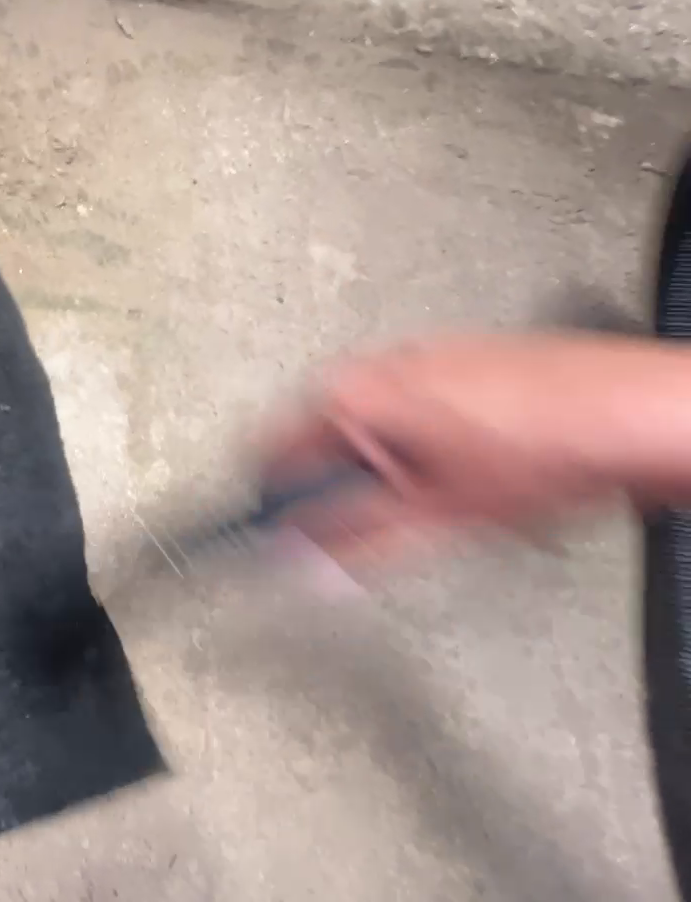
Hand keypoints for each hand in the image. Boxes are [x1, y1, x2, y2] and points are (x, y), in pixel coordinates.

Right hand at [258, 334, 690, 560]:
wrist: (660, 411)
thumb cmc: (559, 447)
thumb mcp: (438, 516)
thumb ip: (353, 543)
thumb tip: (299, 564)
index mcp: (345, 393)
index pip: (270, 454)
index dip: (277, 503)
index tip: (285, 531)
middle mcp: (370, 366)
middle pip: (322, 444)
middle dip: (353, 487)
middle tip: (401, 517)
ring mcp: (415, 358)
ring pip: (371, 431)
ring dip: (395, 469)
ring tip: (458, 491)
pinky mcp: (455, 360)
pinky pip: (410, 412)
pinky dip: (429, 445)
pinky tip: (482, 465)